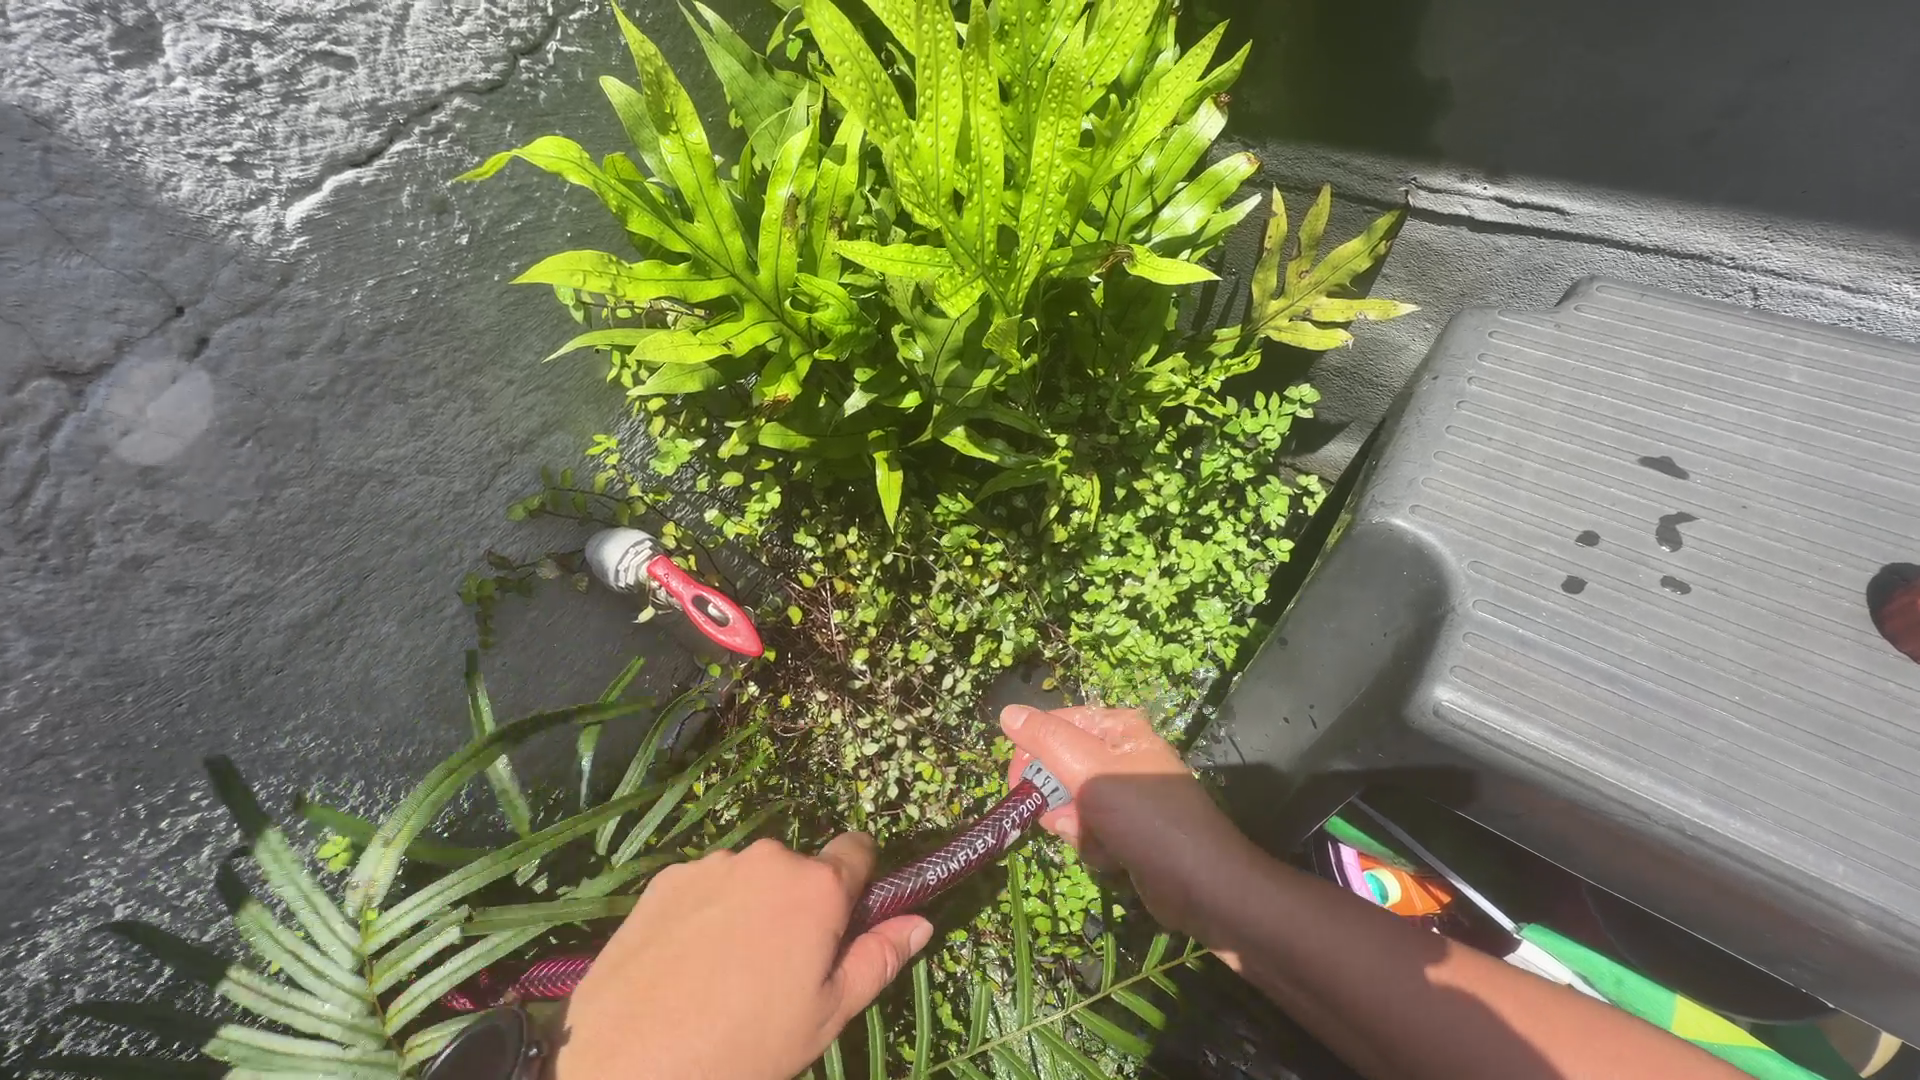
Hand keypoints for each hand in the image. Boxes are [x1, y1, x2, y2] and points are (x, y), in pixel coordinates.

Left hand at [553, 834, 932, 1079]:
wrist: (623, 1069)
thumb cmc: (744, 1049)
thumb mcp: (825, 1017)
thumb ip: (879, 960)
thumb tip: (921, 921)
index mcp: (815, 887)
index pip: (858, 849)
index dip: (857, 883)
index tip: (840, 924)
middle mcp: (768, 858)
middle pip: (799, 870)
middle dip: (797, 905)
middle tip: (774, 970)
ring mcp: (712, 864)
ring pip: (750, 878)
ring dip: (750, 907)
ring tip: (721, 973)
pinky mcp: (665, 878)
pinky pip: (705, 886)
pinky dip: (705, 912)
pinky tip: (683, 964)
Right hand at [1001, 705, 1254, 935]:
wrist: (1201, 884)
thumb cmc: (1144, 816)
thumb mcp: (1088, 769)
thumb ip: (1045, 739)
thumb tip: (1007, 711)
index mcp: (1118, 729)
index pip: (1056, 724)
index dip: (1032, 750)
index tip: (1016, 780)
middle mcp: (1121, 756)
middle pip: (1060, 767)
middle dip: (1057, 796)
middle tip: (1061, 813)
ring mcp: (1126, 796)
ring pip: (1071, 804)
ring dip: (1075, 825)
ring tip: (1098, 837)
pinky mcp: (1128, 831)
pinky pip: (1089, 830)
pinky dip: (1094, 846)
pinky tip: (1114, 858)